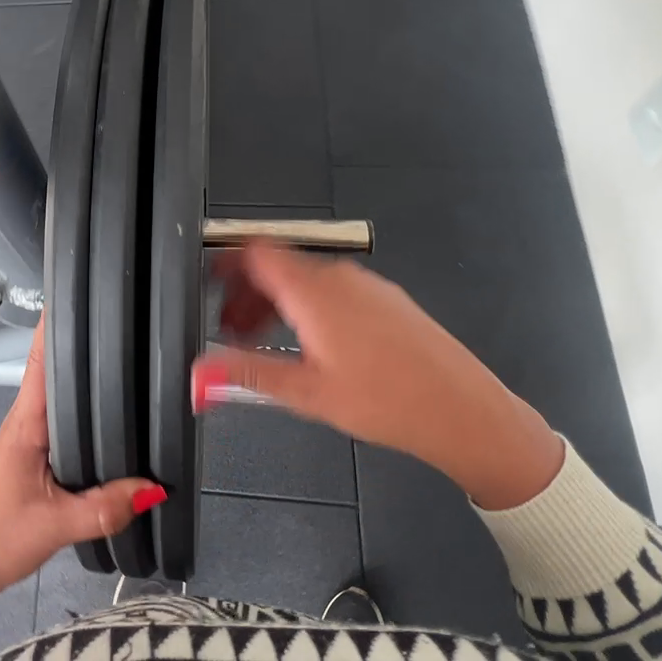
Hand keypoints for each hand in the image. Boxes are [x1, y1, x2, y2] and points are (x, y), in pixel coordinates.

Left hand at [0, 318, 164, 631]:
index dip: (56, 326)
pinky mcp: (30, 452)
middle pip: (53, 369)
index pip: (42, 362)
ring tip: (121, 354)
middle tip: (120, 321)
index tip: (78, 295)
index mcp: (25, 424)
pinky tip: (106, 410)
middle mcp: (24, 420)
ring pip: (57, 393)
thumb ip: (104, 508)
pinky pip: (59, 416)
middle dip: (82, 343)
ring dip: (82, 374)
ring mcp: (25, 434)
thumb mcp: (55, 527)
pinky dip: (81, 405)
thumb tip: (153, 488)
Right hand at [196, 243, 563, 510]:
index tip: (210, 285)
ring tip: (267, 342)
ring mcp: (366, 285)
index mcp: (313, 290)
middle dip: (247, 293)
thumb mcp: (305, 391)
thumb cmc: (390, 400)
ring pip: (305, 278)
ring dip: (277, 302)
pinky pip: (332, 289)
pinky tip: (311, 345)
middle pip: (277, 266)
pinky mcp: (385, 299)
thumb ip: (245, 374)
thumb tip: (198, 374)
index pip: (255, 252)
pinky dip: (308, 306)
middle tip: (231, 329)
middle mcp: (339, 277)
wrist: (463, 410)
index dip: (226, 263)